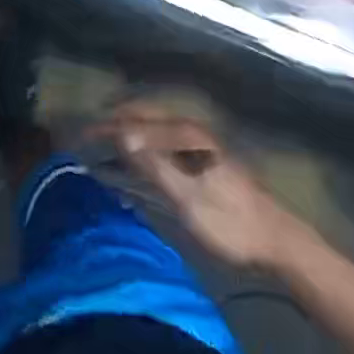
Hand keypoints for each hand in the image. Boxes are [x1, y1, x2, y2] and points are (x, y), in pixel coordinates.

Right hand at [100, 104, 309, 270]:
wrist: (273, 237)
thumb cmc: (228, 220)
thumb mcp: (187, 198)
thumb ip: (155, 164)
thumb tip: (122, 134)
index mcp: (186, 135)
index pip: (137, 121)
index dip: (108, 125)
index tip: (81, 133)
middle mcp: (192, 130)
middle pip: (146, 117)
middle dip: (116, 121)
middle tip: (87, 134)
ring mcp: (200, 142)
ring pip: (155, 128)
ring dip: (130, 131)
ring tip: (104, 143)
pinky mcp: (203, 157)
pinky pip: (164, 140)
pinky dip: (145, 144)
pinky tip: (137, 159)